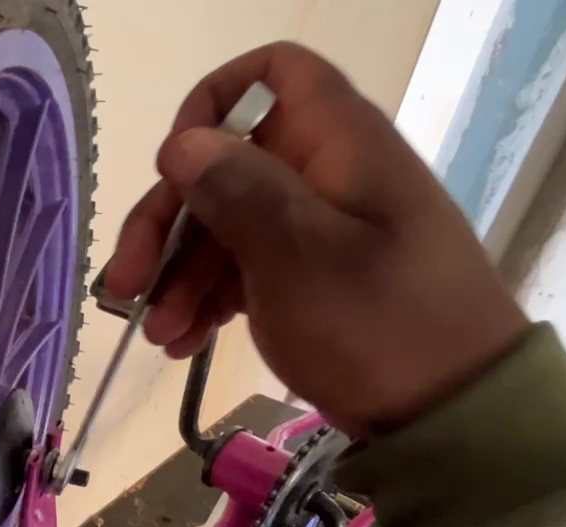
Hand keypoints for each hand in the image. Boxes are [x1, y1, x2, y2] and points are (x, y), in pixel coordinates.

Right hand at [104, 43, 529, 437]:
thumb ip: (238, 191)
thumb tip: (180, 142)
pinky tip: (181, 345)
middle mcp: (319, 176)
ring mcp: (309, 232)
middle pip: (222, 170)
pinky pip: (237, 274)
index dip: (211, 107)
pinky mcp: (301, 280)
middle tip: (125, 288)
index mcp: (334, 145)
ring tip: (159, 335)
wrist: (441, 411)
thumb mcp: (297, 257)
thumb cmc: (374, 326)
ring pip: (220, 229)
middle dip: (165, 226)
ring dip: (176, 280)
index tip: (172, 170)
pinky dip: (202, 304)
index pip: (271, 76)